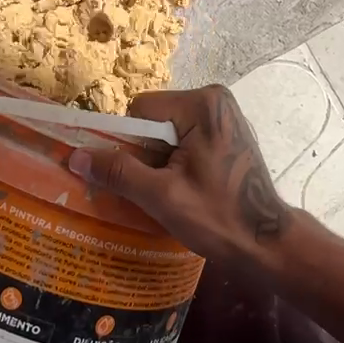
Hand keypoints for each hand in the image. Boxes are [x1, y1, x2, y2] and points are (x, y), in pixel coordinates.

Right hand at [67, 86, 291, 271]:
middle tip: (161, 187)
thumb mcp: (162, 197)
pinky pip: (183, 136)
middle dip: (147, 153)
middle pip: (153, 119)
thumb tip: (76, 156)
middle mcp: (214, 98)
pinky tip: (186, 186)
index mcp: (201, 104)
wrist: (267, 244)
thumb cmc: (218, 218)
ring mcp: (222, 114)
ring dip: (160, 159)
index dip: (130, 144)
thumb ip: (119, 172)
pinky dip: (176, 159)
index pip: (141, 110)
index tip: (142, 177)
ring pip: (166, 130)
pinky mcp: (225, 131)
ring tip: (174, 190)